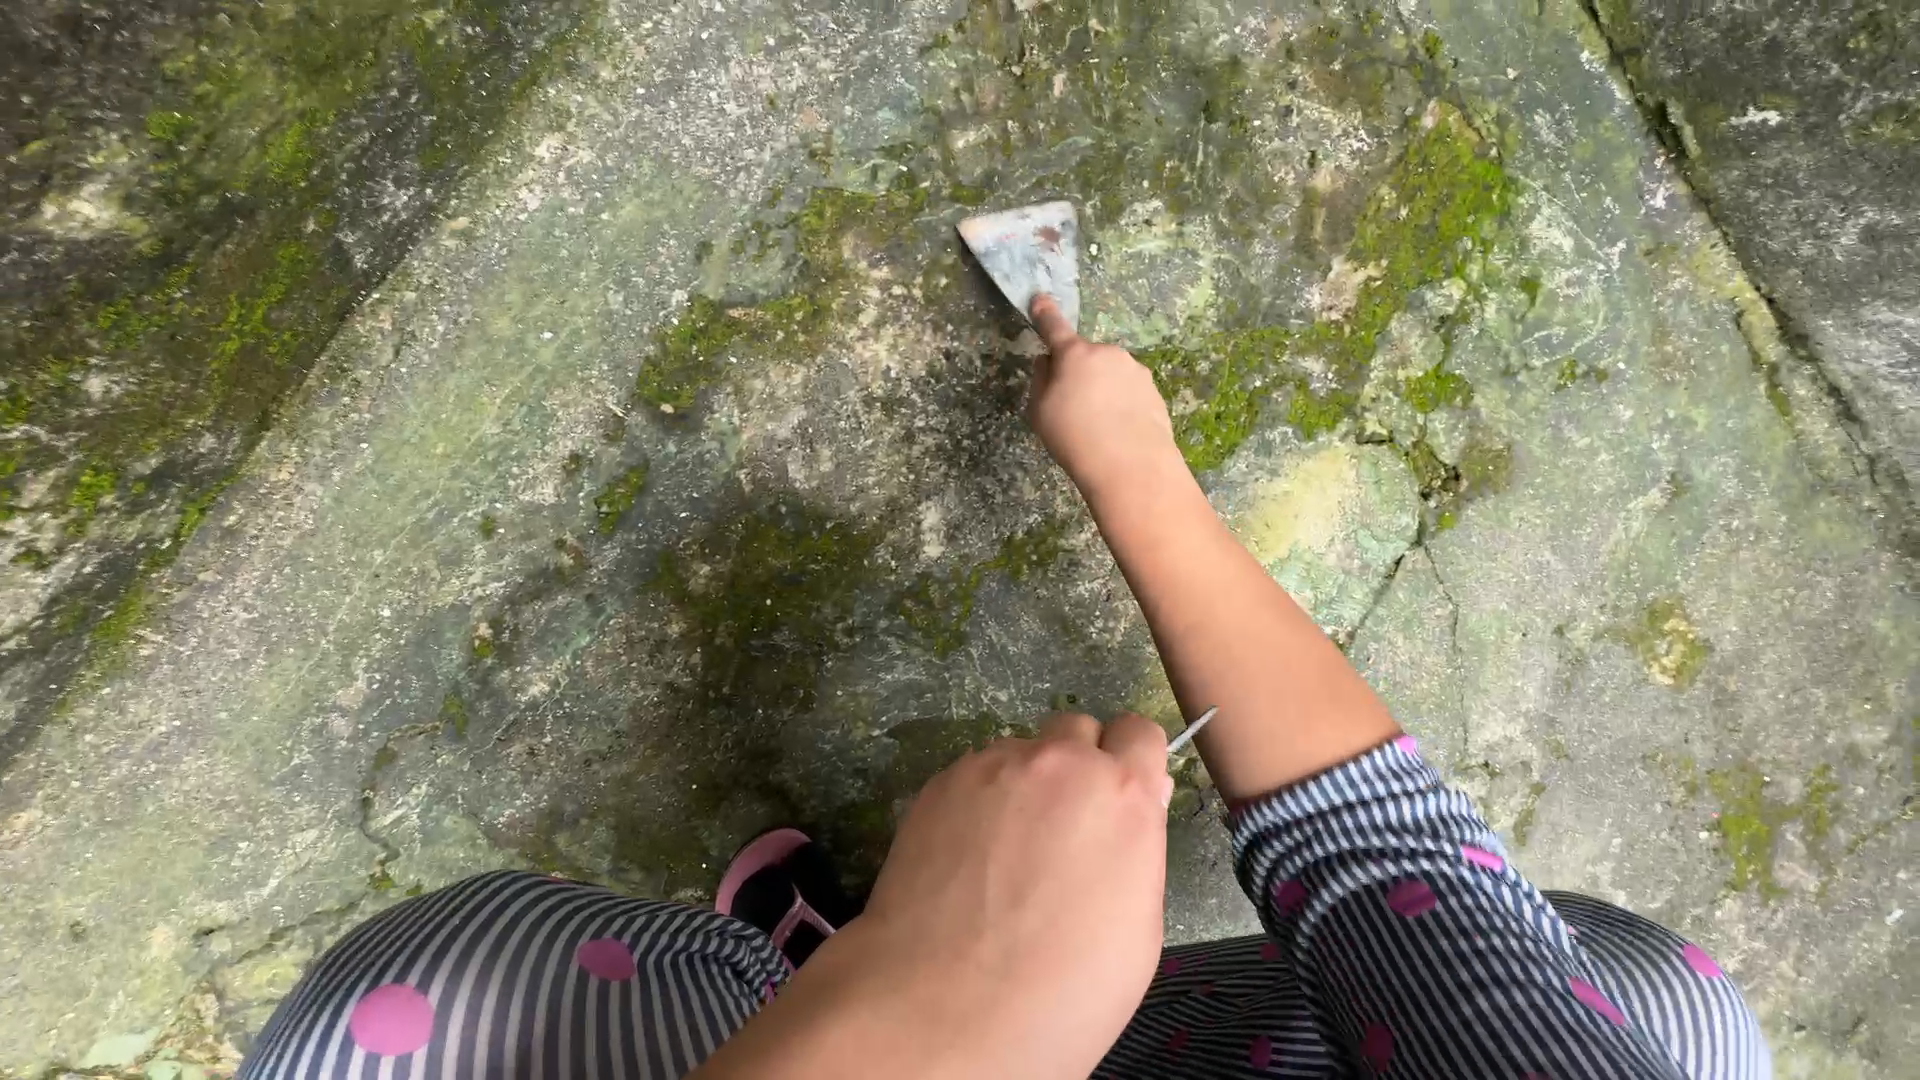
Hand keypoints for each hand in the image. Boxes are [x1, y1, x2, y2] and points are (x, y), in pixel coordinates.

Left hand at [724, 711, 1171, 1079]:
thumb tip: (1133, 804)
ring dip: (1024, 783)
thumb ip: (1137, 844)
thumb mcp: (1138, 927)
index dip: (1132, 761)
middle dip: (1077, 765)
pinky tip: (965, 855)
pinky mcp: (942, 780)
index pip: (1139, 732)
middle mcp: (1059, 763)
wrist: (945, 1006)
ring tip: (1003, 849)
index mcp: (1122, 794)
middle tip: (1061, 823)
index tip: (1121, 793)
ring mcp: (994, 766)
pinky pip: (975, 774)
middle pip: (1077, 730)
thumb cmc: (1063, 990)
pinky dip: (978, 800)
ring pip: (1021, 752)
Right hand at [1026, 294, 1180, 493]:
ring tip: (1098, 428)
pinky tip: (1118, 432)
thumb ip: (1040, 381)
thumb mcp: (1039, 412)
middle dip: (1078, 374)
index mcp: (1075, 355)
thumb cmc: (1073, 437)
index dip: (1045, 314)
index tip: (1040, 299)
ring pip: (1110, 376)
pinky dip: (1121, 405)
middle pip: (1086, 358)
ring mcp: (1135, 370)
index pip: (1054, 327)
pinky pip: (1129, 393)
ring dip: (1102, 391)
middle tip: (1071, 410)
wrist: (1129, 465)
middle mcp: (1108, 354)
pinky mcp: (1154, 391)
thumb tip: (1047, 362)